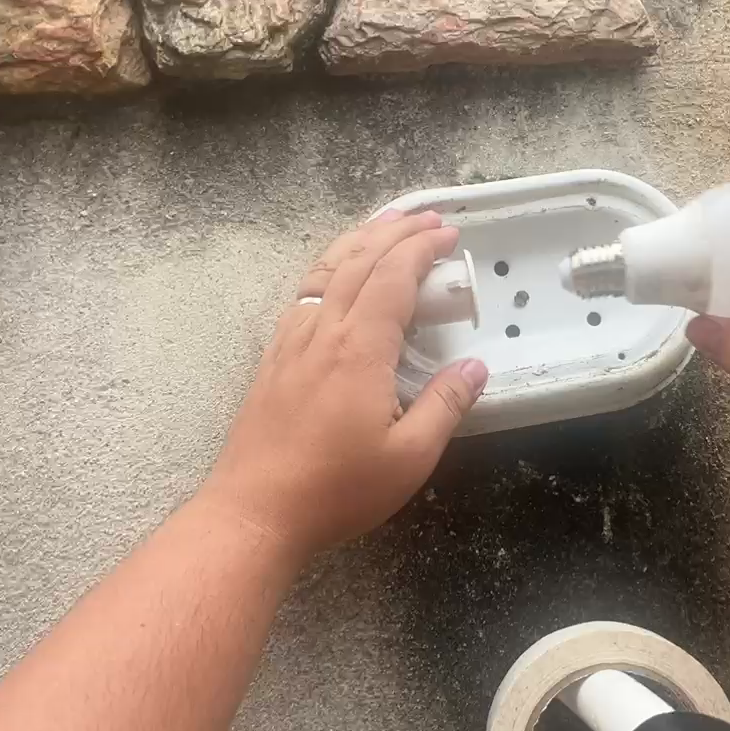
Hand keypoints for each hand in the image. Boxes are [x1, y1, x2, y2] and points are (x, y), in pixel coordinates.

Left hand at [197, 210, 489, 557]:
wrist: (254, 512)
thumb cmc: (337, 489)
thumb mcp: (409, 457)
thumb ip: (444, 406)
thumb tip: (475, 368)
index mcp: (359, 349)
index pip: (393, 277)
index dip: (421, 249)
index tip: (448, 234)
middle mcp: (322, 332)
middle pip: (358, 261)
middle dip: (394, 232)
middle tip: (425, 218)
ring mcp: (291, 342)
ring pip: (324, 271)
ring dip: (357, 240)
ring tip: (382, 223)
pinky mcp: (273, 360)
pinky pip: (303, 294)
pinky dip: (327, 268)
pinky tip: (333, 275)